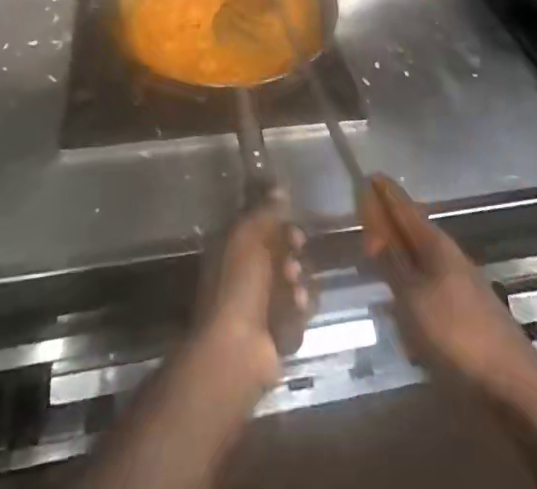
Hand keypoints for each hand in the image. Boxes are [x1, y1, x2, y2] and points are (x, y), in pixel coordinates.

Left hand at [193, 188, 311, 390]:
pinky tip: (293, 313)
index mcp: (235, 251)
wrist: (236, 349)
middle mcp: (249, 276)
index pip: (266, 231)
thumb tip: (279, 187)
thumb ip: (265, 211)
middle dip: (295, 258)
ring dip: (300, 285)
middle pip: (287, 255)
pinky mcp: (280, 329)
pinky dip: (299, 310)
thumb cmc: (238, 287)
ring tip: (292, 295)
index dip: (283, 229)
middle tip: (292, 265)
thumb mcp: (248, 238)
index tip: (294, 233)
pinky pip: (301, 310)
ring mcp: (265, 304)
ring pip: (298, 283)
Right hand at [364, 175, 536, 404]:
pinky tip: (399, 292)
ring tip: (377, 245)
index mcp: (437, 247)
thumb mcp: (414, 299)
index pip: (407, 210)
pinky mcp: (462, 311)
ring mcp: (459, 284)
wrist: (510, 384)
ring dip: (400, 248)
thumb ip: (393, 265)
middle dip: (392, 218)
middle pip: (414, 230)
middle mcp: (449, 257)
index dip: (388, 194)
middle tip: (368, 208)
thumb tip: (373, 230)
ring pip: (420, 256)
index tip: (371, 176)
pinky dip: (409, 278)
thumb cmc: (457, 335)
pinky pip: (426, 282)